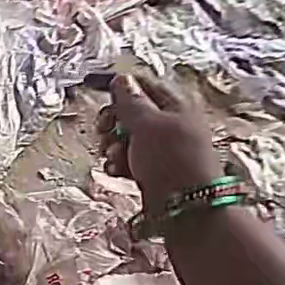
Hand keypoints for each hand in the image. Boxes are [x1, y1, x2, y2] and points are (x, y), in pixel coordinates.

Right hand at [98, 73, 225, 208]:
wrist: (185, 206)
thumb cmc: (169, 159)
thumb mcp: (147, 125)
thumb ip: (131, 102)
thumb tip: (120, 78)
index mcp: (174, 104)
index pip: (143, 84)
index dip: (120, 89)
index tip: (99, 98)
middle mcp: (168, 122)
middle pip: (129, 112)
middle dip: (111, 123)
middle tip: (104, 133)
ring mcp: (161, 147)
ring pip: (124, 137)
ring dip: (112, 146)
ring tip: (114, 159)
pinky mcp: (152, 167)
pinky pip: (127, 158)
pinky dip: (118, 163)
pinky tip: (117, 171)